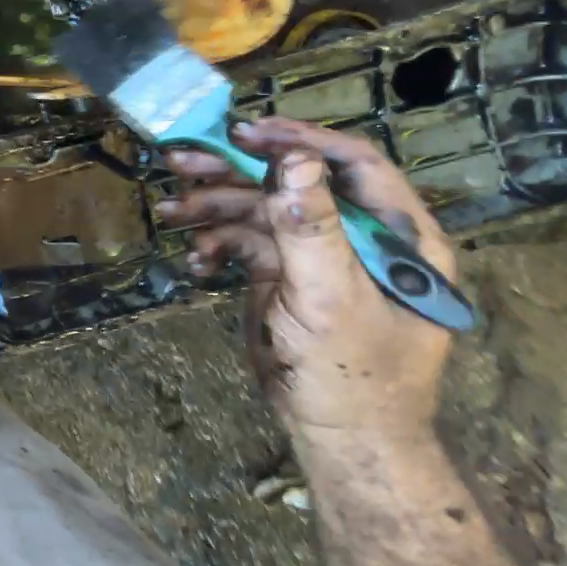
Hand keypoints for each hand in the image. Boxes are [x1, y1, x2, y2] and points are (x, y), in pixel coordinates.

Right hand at [159, 117, 456, 442]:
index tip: (244, 132)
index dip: (299, 141)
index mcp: (396, 235)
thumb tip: (294, 160)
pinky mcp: (282, 274)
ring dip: (212, 207)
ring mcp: (316, 255)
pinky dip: (215, 244)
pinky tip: (195, 260)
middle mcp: (357, 235)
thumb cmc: (353, 371)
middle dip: (234, 172)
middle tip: (182, 160)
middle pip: (292, 182)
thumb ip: (313, 227)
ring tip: (170, 211)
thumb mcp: (332, 297)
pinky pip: (244, 242)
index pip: (353, 164)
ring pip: (259, 209)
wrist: (336, 434)